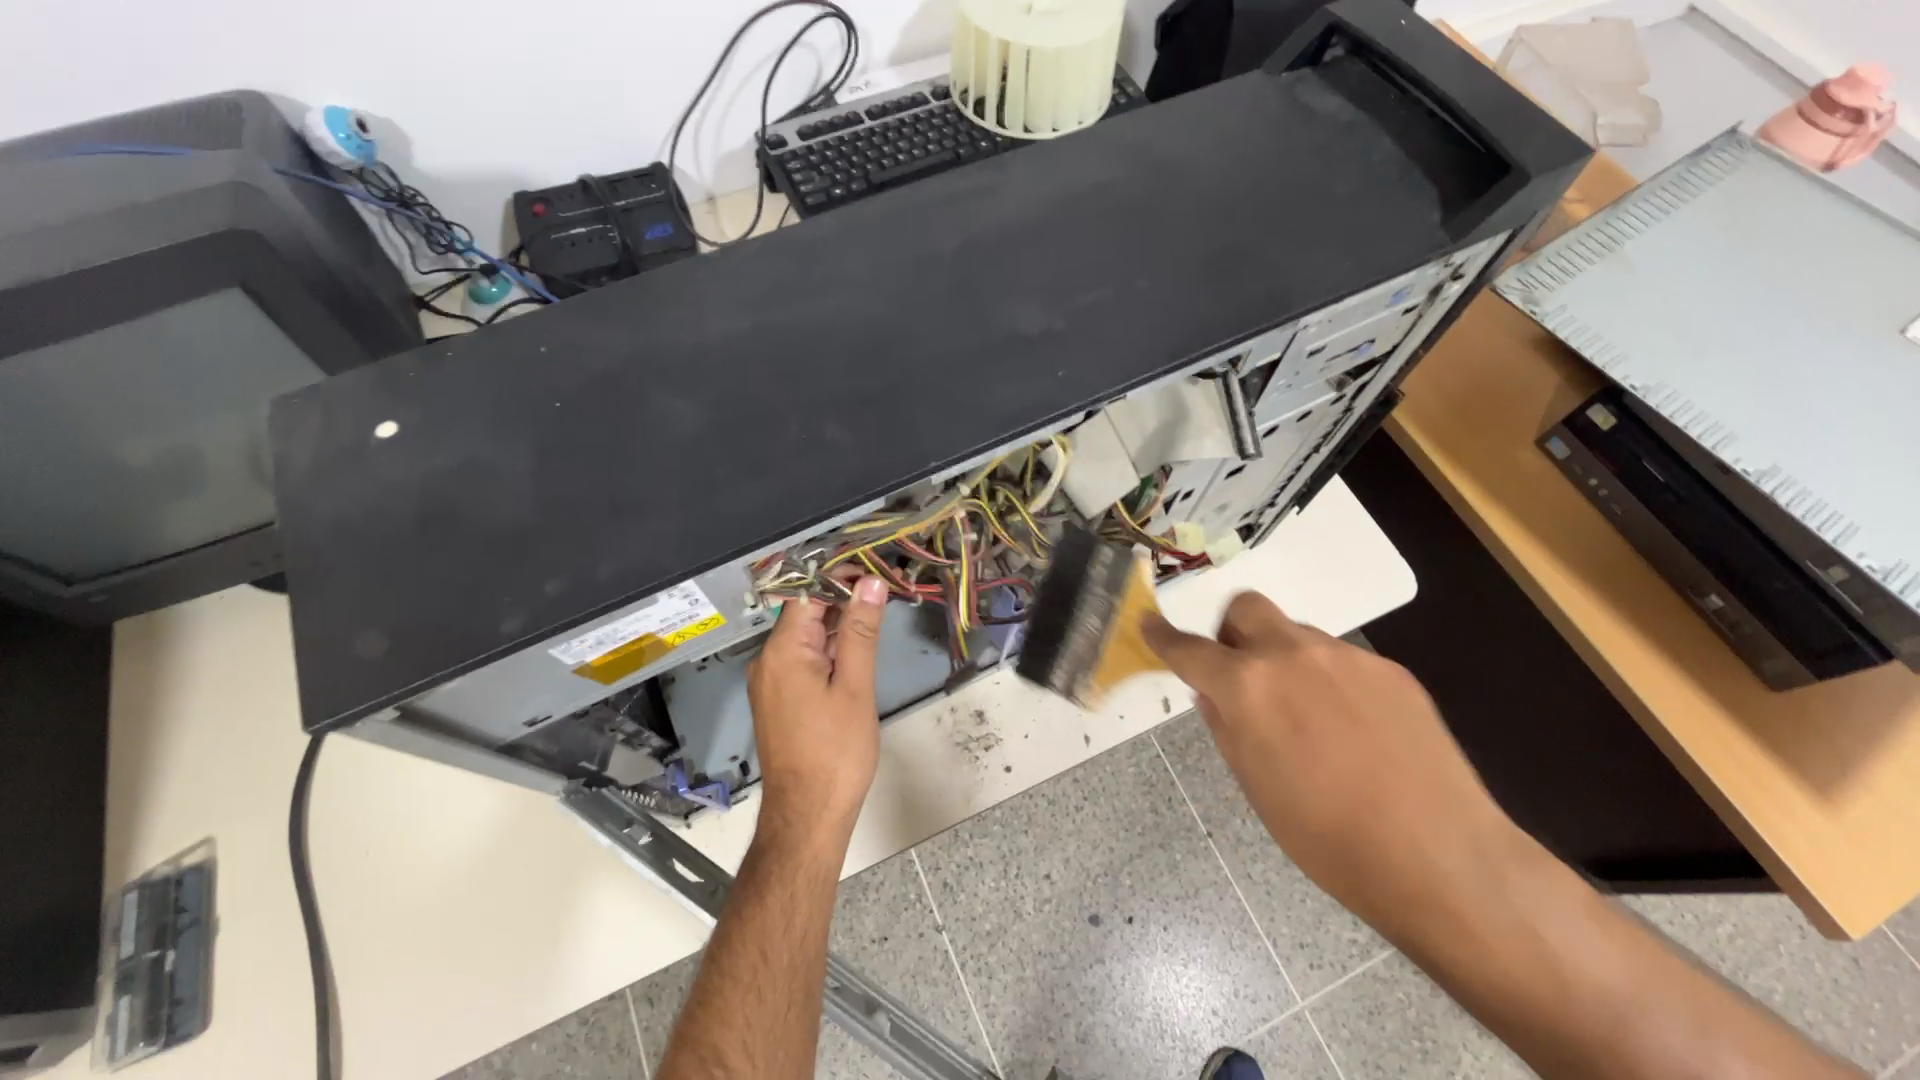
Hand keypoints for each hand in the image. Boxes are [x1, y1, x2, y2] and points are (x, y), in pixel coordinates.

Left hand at [746, 576, 887, 840]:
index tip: (876, 571)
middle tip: (887, 590)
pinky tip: (857, 651)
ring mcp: (771, 682)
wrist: (808, 813)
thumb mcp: (855, 687)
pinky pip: (803, 661)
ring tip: (879, 615)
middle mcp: (768, 661)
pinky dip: (830, 651)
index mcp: (782, 651)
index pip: (807, 593)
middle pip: (805, 614)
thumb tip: (871, 584)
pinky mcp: (779, 700)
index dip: (840, 577)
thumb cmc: (835, 752)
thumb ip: (861, 632)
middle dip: (844, 599)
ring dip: (839, 625)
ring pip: (806, 638)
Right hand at [1142, 593, 1522, 937]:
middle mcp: (1293, 655)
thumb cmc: (1325, 837)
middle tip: (1241, 677)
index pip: (1190, 649)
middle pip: (1247, 609)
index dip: (1164, 637)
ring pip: (1298, 636)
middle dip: (1232, 633)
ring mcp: (1348, 658)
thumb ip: (1227, 729)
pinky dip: (1330, 683)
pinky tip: (1354, 733)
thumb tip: (1213, 695)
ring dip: (1285, 661)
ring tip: (1309, 721)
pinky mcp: (1391, 672)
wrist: (1437, 855)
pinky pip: (1343, 661)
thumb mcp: (1255, 786)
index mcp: (1248, 687)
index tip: (1151, 626)